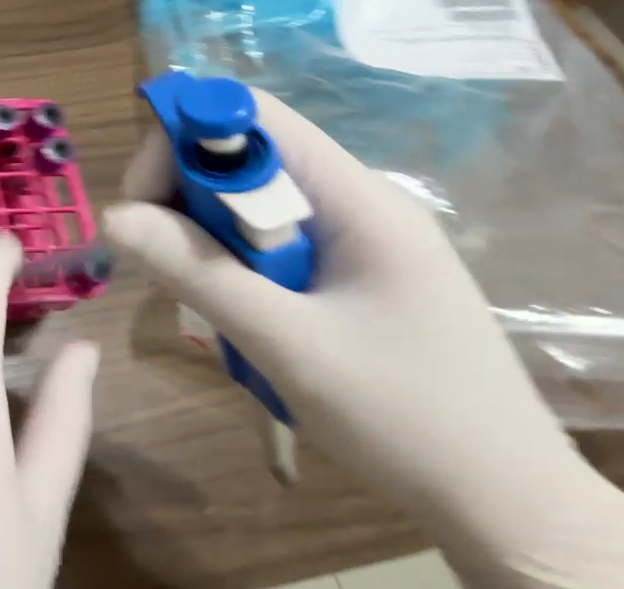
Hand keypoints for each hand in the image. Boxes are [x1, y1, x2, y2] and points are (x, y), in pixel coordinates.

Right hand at [103, 88, 623, 588]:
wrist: (512, 507)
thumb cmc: (408, 420)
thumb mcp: (288, 345)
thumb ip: (198, 272)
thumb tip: (111, 216)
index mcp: (358, 200)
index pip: (251, 117)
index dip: (183, 138)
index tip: (143, 203)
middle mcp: (357, 202)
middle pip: (243, 156)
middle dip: (185, 197)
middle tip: (162, 263)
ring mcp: (359, 238)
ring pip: (250, 202)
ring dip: (207, 239)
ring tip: (208, 304)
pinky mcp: (353, 272)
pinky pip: (269, 241)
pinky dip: (234, 266)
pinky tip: (241, 317)